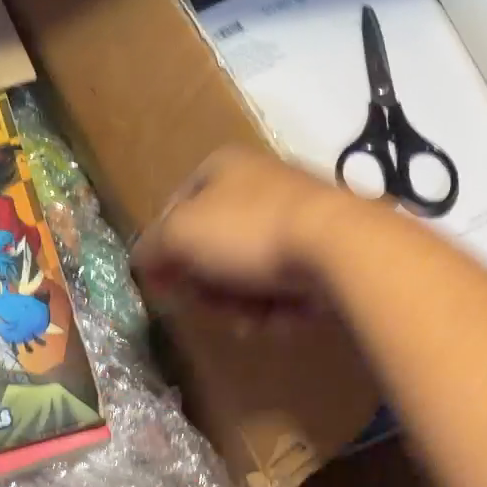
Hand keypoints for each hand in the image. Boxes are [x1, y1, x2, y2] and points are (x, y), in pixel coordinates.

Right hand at [132, 147, 361, 322]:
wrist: (344, 249)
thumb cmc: (248, 230)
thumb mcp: (179, 235)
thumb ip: (151, 248)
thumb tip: (142, 263)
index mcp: (220, 166)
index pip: (174, 207)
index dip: (163, 248)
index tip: (163, 284)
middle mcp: (257, 181)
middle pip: (212, 244)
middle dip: (208, 284)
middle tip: (210, 306)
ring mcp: (297, 213)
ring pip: (248, 268)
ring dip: (241, 301)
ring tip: (250, 320)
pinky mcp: (328, 247)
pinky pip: (287, 280)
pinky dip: (278, 303)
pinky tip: (281, 318)